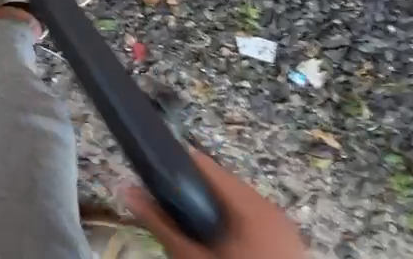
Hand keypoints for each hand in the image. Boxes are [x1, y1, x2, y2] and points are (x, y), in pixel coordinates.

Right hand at [123, 150, 305, 258]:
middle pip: (217, 183)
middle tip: (168, 213)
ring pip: (233, 203)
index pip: (202, 163)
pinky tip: (216, 245)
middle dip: (189, 195)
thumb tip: (125, 189)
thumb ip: (159, 223)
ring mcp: (283, 228)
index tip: (149, 178)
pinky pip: (250, 221)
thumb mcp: (192, 257)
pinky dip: (229, 226)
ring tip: (189, 232)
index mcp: (251, 204)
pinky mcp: (287, 245)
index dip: (171, 166)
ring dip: (208, 211)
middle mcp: (270, 208)